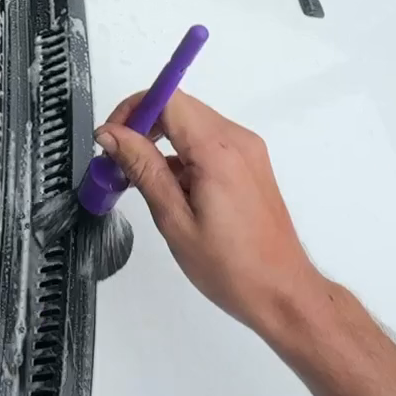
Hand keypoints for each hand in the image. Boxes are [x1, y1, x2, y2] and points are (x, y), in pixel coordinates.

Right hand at [95, 90, 325, 338]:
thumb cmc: (229, 267)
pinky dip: (181, 150)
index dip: (132, 110)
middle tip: (118, 159)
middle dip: (141, 125)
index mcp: (217, 151)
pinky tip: (170, 186)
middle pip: (178, 106)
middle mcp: (237, 139)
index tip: (112, 139)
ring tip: (140, 177)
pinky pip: (206, 138)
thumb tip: (109, 133)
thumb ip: (142, 168)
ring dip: (160, 138)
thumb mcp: (174, 219)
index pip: (167, 100)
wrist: (286, 295)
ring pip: (190, 121)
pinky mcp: (250, 161)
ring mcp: (247, 149)